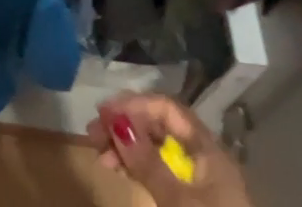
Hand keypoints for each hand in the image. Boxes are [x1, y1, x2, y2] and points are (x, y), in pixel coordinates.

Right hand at [87, 94, 251, 206]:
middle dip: (126, 125)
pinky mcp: (191, 197)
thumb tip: (116, 122)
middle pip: (160, 126)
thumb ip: (148, 163)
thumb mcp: (177, 201)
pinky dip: (137, 165)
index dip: (134, 105)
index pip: (167, 109)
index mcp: (208, 149)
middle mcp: (203, 155)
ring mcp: (198, 178)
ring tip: (102, 158)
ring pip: (157, 147)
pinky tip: (119, 171)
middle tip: (93, 136)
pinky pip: (159, 168)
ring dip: (127, 146)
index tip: (102, 113)